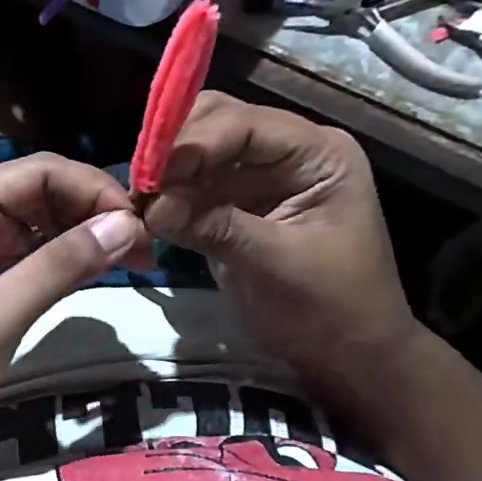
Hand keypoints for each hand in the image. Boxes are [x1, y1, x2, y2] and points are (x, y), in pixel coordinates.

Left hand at [0, 154, 150, 478]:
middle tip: (145, 248)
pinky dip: (75, 255)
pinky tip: (106, 267)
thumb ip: (60, 266)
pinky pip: (42, 248)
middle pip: (46, 190)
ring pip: (49, 218)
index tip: (137, 225)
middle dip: (97, 211)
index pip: (37, 173)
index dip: (92, 188)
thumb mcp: (0, 315)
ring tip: (138, 259)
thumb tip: (126, 225)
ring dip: (92, 233)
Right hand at [144, 92, 421, 383]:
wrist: (346, 355)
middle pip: (219, 125)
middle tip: (137, 185)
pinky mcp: (238, 208)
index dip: (193, 141)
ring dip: (167, 175)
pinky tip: (147, 214)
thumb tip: (151, 207)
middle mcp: (289, 153)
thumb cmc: (329, 309)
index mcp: (318, 154)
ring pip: (200, 156)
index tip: (147, 172)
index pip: (246, 125)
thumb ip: (217, 228)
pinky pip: (195, 190)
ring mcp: (261, 179)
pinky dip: (170, 199)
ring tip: (135, 202)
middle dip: (175, 150)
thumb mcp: (276, 266)